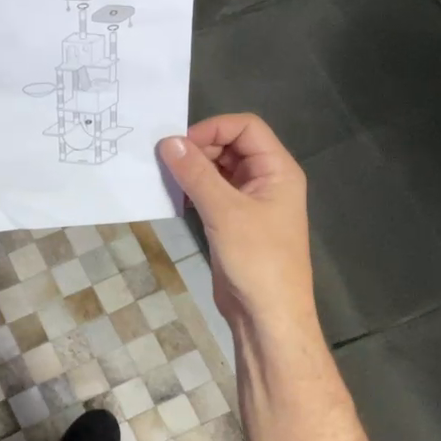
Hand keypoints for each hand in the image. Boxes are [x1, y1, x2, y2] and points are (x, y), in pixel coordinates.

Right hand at [157, 114, 315, 328]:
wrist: (266, 313)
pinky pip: (210, 193)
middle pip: (230, 145)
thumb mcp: (224, 211)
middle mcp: (265, 180)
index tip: (179, 146)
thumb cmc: (256, 259)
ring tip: (163, 178)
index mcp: (277, 170)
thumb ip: (196, 174)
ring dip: (191, 171)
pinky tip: (172, 199)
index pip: (246, 127)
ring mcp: (249, 202)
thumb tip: (168, 142)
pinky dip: (190, 191)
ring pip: (217, 170)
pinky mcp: (232, 221)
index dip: (212, 128)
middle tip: (165, 162)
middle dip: (197, 149)